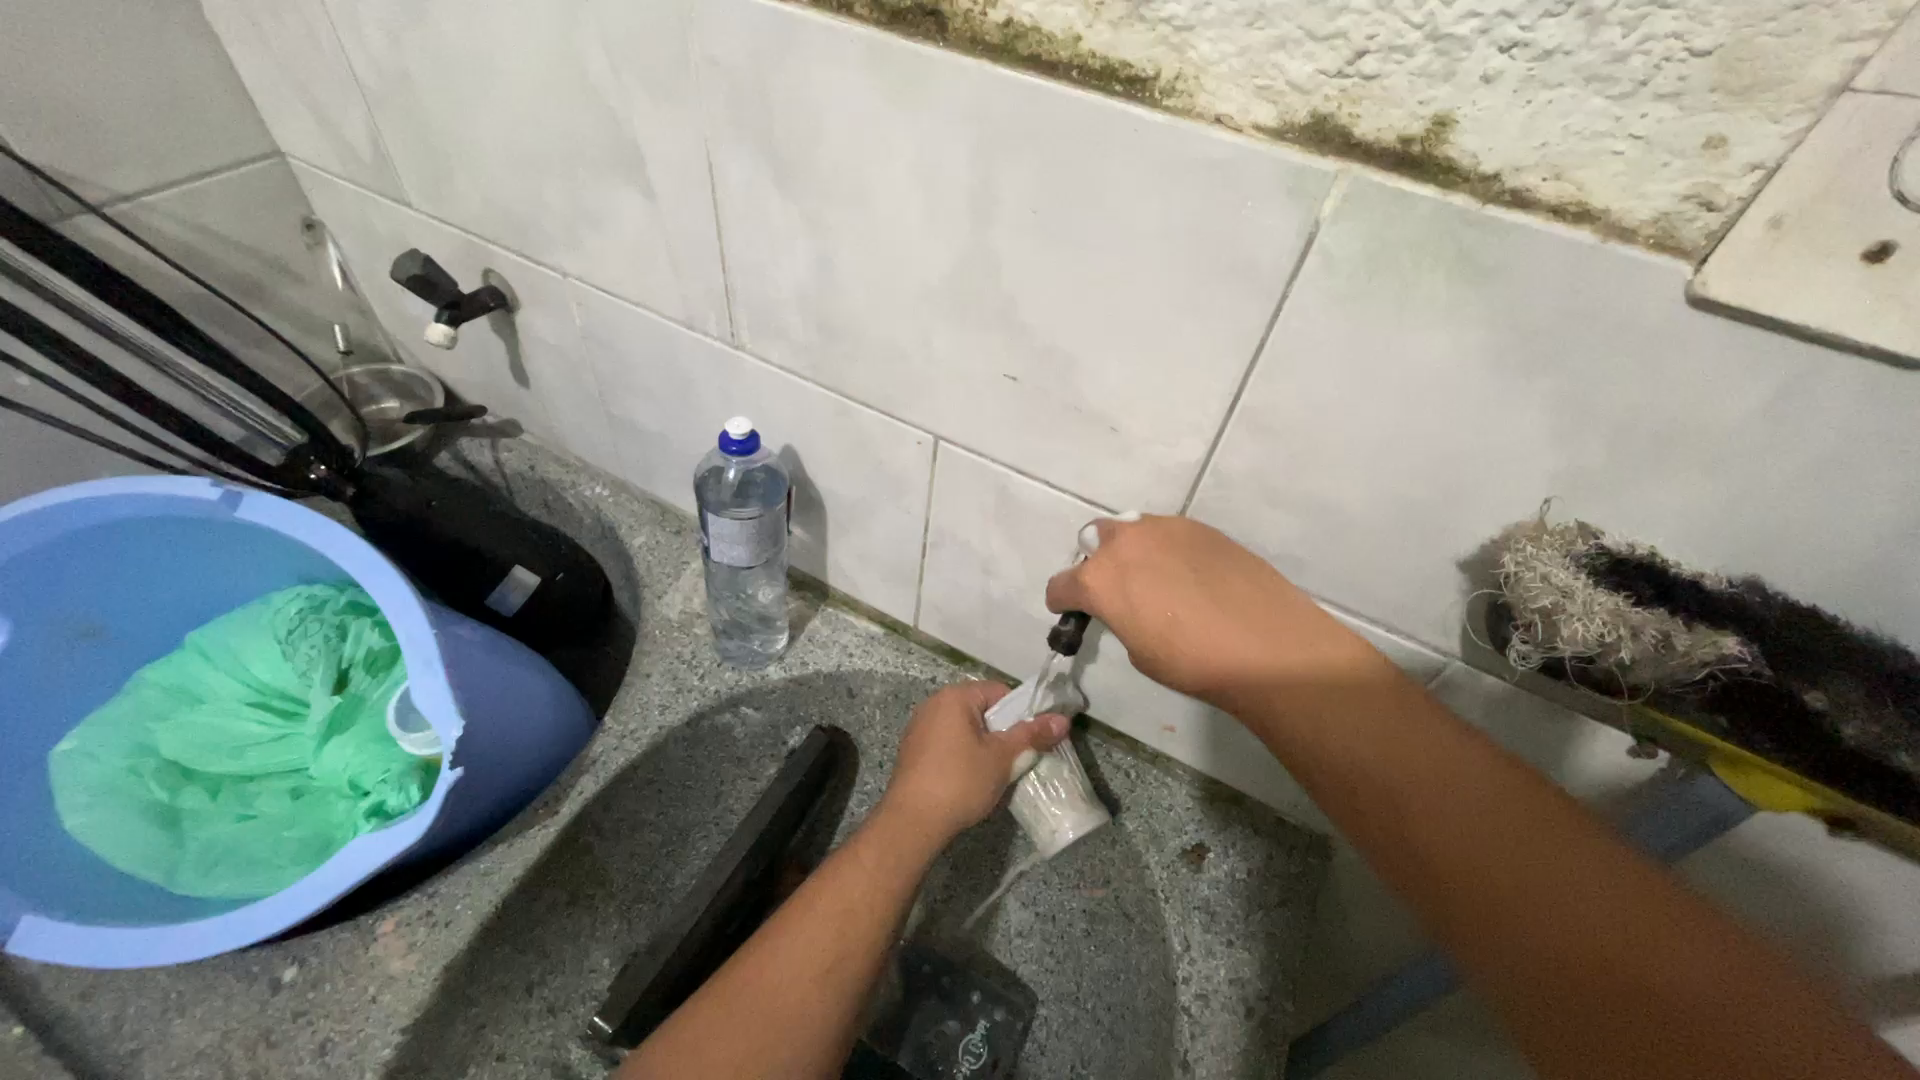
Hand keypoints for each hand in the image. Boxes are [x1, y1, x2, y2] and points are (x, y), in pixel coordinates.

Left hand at [879, 682, 1069, 843]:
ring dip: (984, 746)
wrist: (913, 821)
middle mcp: (933, 705)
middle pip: (981, 710)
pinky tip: (970, 781)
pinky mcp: (913, 752)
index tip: (1032, 738)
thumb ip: (1032, 734)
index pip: (998, 692)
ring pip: (965, 730)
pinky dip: (963, 756)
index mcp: (954, 697)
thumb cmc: (960, 781)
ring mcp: (919, 729)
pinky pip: (948, 745)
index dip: (1021, 712)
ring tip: (996, 772)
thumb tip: (1062, 719)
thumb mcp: (1002, 757)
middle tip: (1017, 757)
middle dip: (1002, 732)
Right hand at [1045, 515, 1372, 710]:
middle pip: (1093, 541)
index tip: (1072, 612)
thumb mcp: (1138, 650)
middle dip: (1097, 564)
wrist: (1265, 644)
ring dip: (1132, 552)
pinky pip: (1169, 534)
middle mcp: (1124, 543)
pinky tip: (1189, 577)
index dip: (1063, 602)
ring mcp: (1165, 528)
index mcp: (1098, 579)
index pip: (1061, 584)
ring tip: (1155, 581)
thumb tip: (1127, 606)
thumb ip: (1120, 617)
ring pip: (1133, 531)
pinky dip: (1167, 551)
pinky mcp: (1200, 527)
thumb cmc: (1192, 662)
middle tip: (1117, 592)